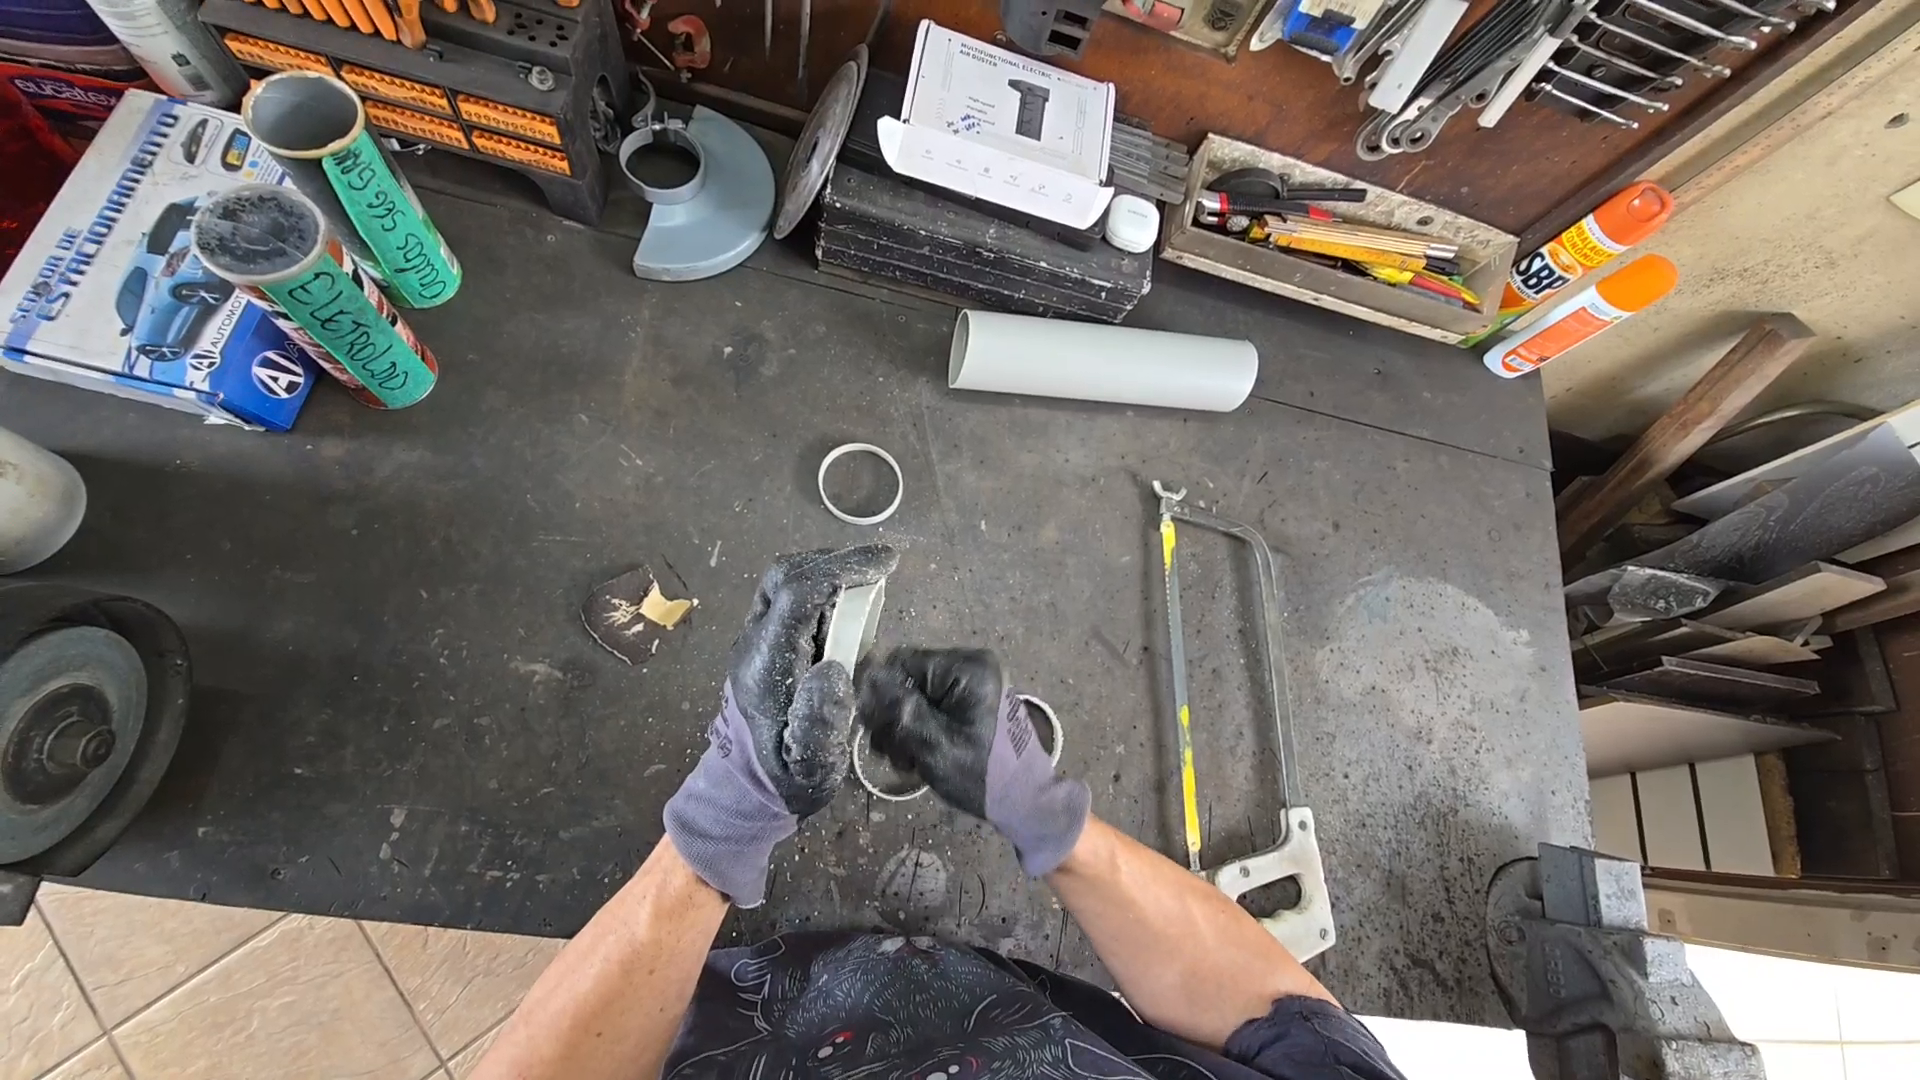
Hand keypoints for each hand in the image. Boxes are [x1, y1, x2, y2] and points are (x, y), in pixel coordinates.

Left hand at [665, 544, 896, 905]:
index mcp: (769, 662)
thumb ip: (821, 719)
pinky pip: (788, 601)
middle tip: (878, 567)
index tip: (887, 564)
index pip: (800, 593)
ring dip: (827, 573)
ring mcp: (756, 642)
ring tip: (867, 580)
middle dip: (835, 562)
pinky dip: (821, 590)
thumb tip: (835, 668)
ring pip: (784, 584)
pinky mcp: (764, 648)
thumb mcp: (810, 763)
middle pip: (786, 576)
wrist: (743, 793)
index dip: (844, 569)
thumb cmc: (783, 778)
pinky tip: (848, 605)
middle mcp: (756, 642)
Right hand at [859, 647, 1088, 875]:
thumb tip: (866, 676)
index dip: (881, 693)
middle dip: (894, 716)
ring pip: (918, 695)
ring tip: (906, 761)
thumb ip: (898, 707)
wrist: (1027, 802)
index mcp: (967, 667)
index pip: (902, 662)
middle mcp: (972, 666)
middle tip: (892, 753)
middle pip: (910, 679)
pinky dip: (922, 729)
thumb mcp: (933, 743)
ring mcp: (975, 685)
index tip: (873, 729)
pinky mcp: (975, 703)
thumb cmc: (981, 774)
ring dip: (905, 727)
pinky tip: (919, 756)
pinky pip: (935, 706)